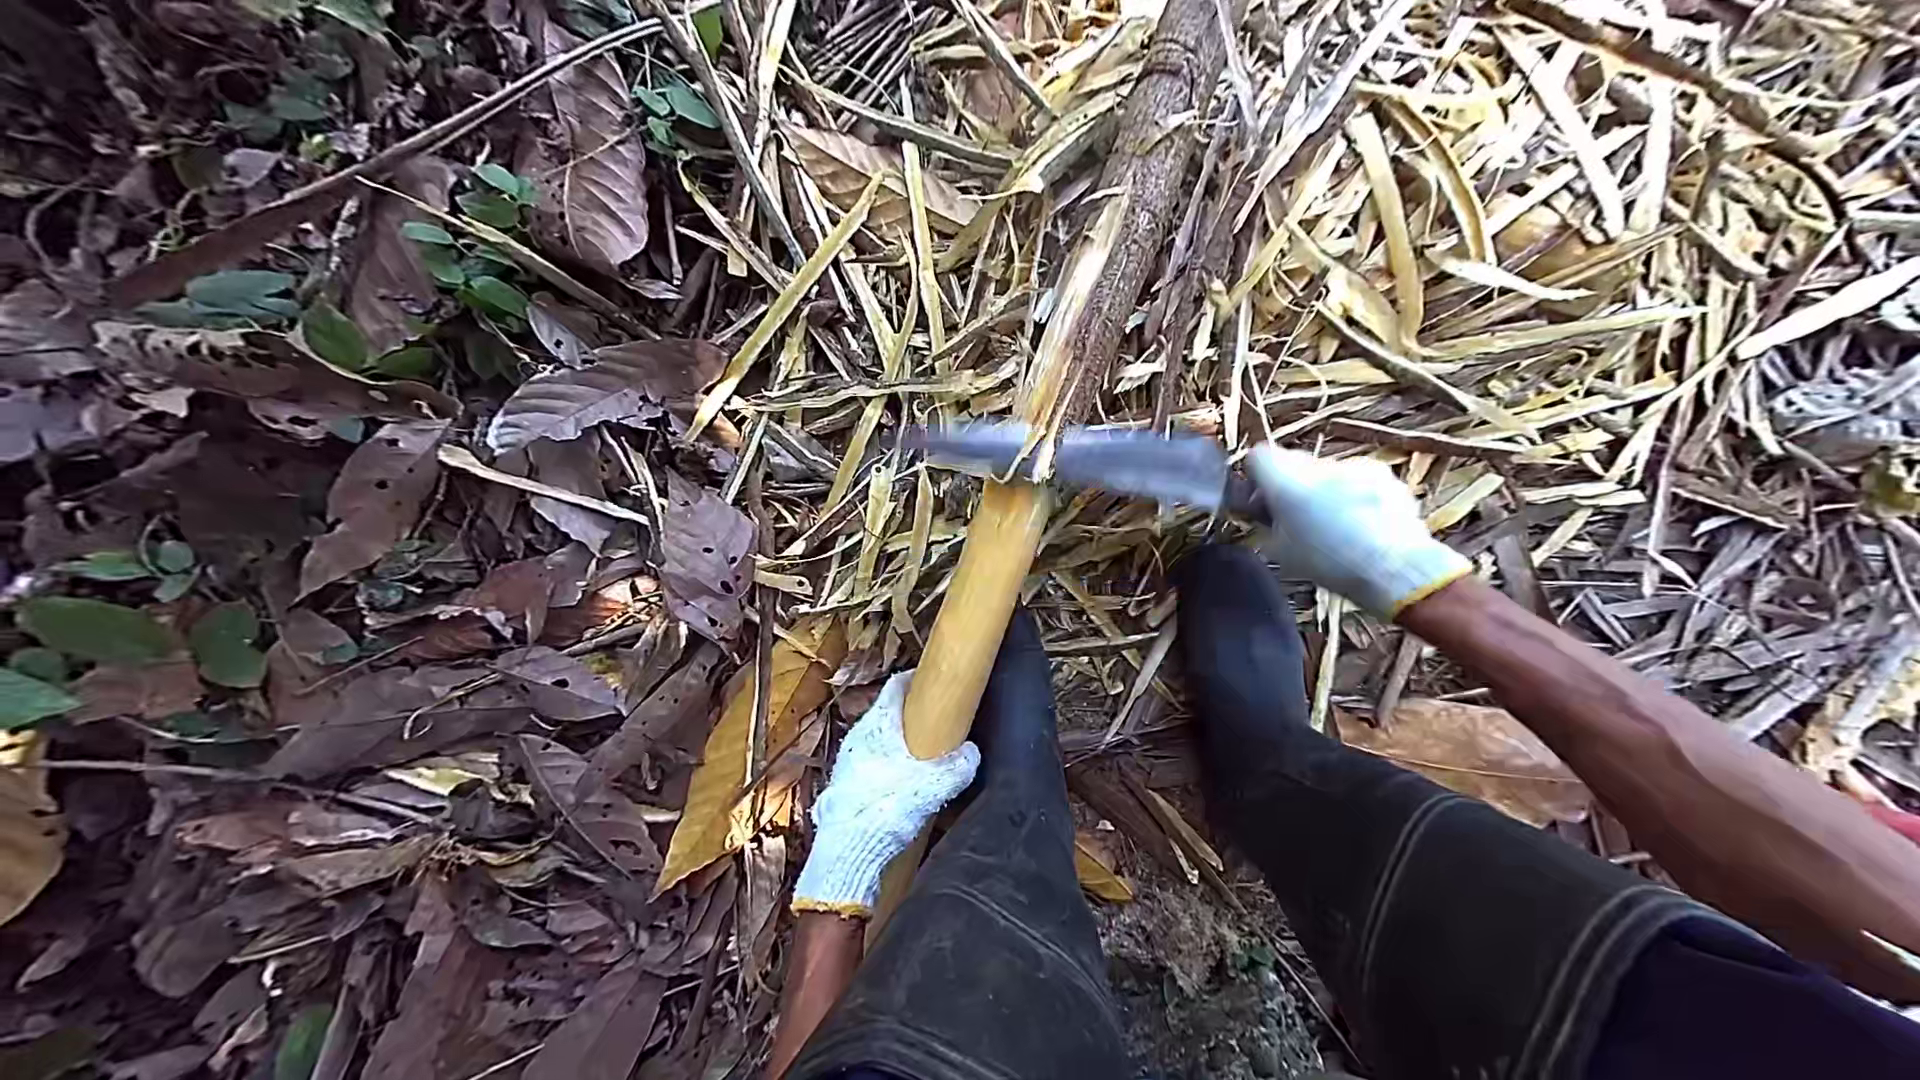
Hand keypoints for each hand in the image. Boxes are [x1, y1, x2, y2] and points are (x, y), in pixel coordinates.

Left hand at [792, 670, 979, 916]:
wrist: (845, 855)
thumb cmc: (886, 809)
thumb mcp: (933, 786)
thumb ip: (957, 766)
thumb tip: (972, 753)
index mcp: (877, 723)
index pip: (896, 685)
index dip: (916, 678)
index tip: (933, 679)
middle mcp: (858, 735)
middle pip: (887, 712)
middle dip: (911, 713)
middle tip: (936, 720)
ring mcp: (847, 760)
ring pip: (877, 738)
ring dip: (898, 741)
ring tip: (922, 755)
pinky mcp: (843, 785)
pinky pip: (869, 763)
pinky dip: (886, 765)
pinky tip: (900, 787)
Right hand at [1247, 445, 1471, 618]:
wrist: (1394, 569)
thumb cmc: (1330, 565)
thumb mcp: (1278, 549)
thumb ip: (1265, 520)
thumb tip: (1261, 508)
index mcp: (1286, 482)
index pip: (1258, 457)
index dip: (1256, 477)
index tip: (1261, 499)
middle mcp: (1319, 466)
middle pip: (1292, 463)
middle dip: (1289, 484)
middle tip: (1293, 516)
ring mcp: (1354, 467)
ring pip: (1324, 471)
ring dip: (1321, 489)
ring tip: (1330, 524)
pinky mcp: (1382, 475)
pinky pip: (1354, 478)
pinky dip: (1350, 494)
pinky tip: (1356, 523)